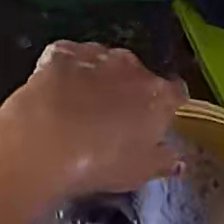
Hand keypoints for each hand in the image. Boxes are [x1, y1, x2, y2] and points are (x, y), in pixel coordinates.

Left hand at [0, 41, 187, 199]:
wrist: (47, 139)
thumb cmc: (101, 162)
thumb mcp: (139, 172)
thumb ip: (162, 160)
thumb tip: (176, 158)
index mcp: (157, 95)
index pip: (175, 92)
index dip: (168, 103)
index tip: (159, 116)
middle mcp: (131, 65)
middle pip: (137, 73)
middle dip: (129, 89)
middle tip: (114, 117)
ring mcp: (96, 54)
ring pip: (104, 61)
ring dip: (98, 77)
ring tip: (80, 106)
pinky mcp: (62, 51)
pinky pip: (71, 57)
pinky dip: (68, 69)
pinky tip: (57, 89)